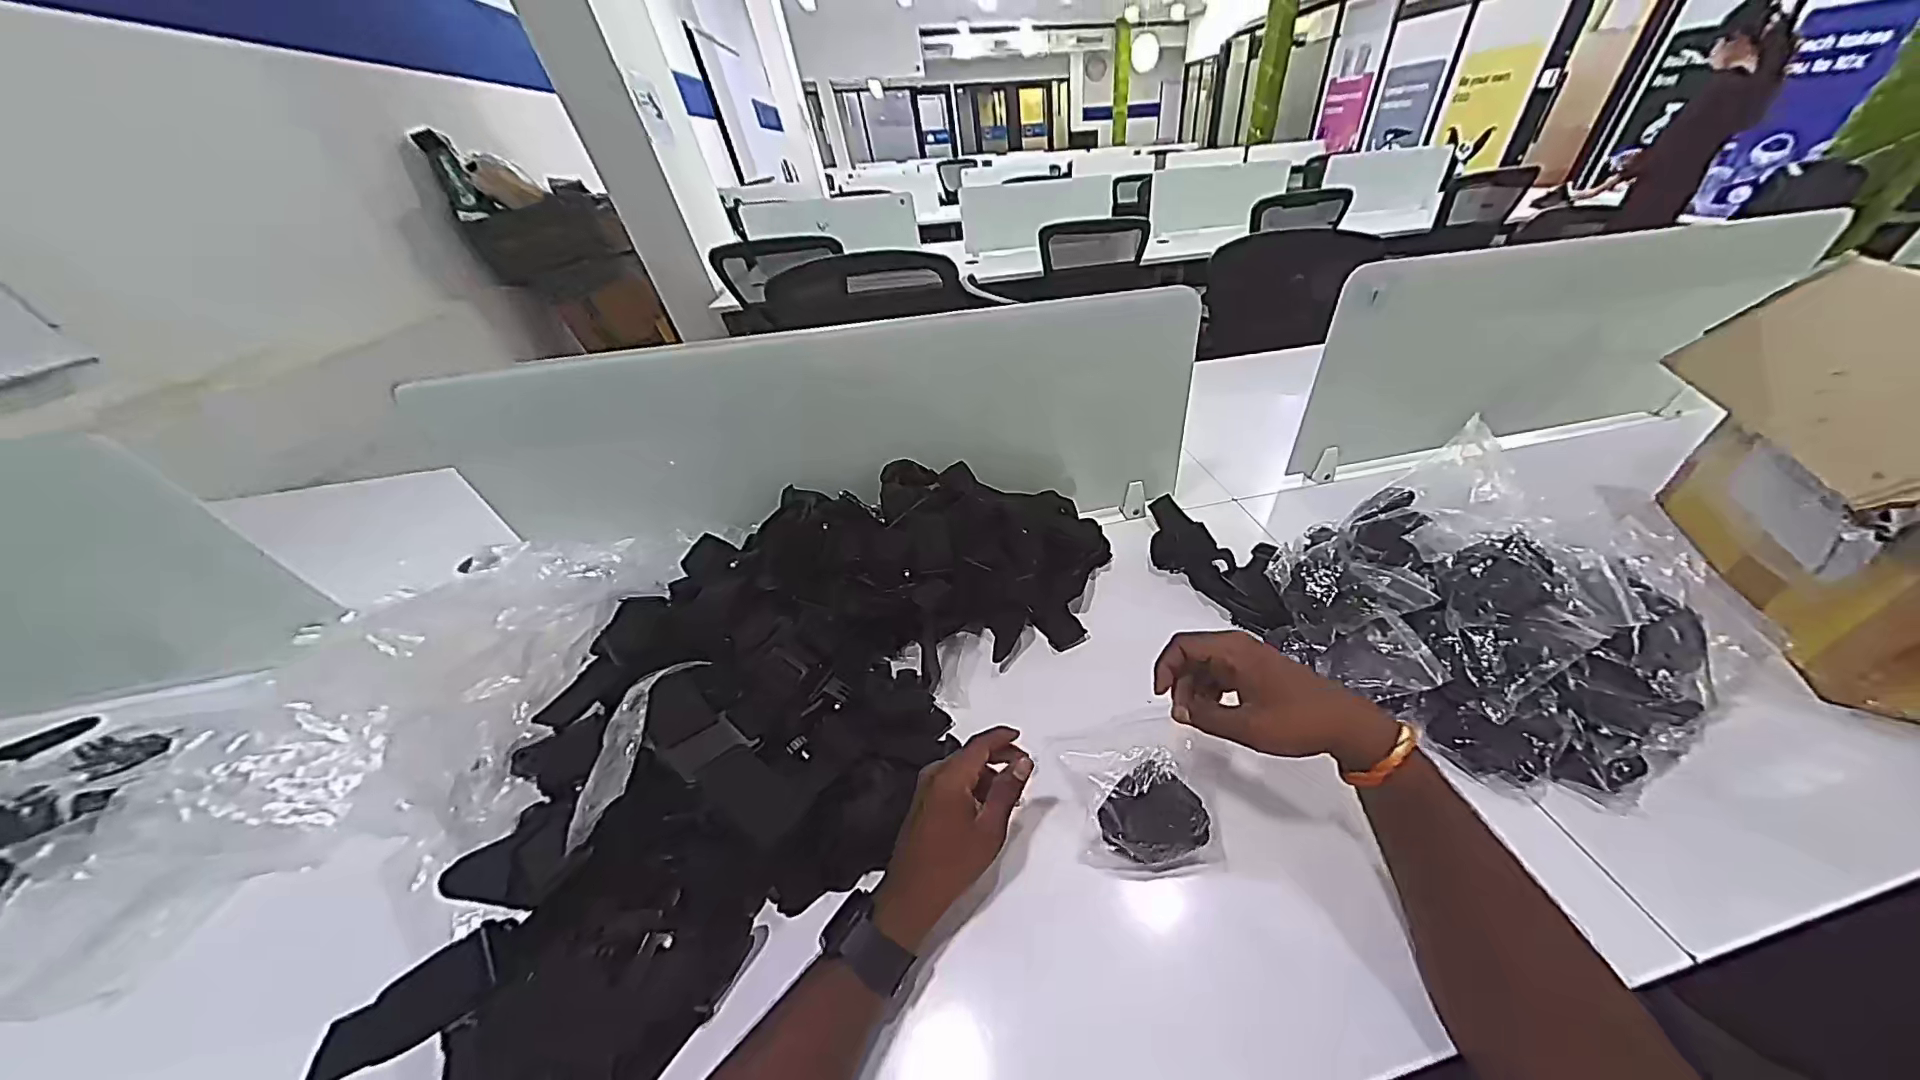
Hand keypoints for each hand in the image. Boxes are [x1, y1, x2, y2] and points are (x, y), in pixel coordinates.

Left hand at [872, 726, 1032, 950]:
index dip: (1002, 738)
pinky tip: (986, 805)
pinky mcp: (922, 802)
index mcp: (950, 776)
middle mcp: (934, 776)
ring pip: (961, 769)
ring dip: (986, 774)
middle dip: (998, 756)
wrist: (914, 893)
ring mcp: (925, 788)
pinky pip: (951, 782)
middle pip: (970, 754)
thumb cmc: (951, 864)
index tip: (1018, 736)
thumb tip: (1022, 764)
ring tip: (1008, 793)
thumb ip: (1008, 790)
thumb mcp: (990, 826)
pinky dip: (971, 785)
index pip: (980, 744)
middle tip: (1021, 767)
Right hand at [1154, 630, 1399, 772]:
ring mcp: (1250, 659)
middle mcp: (1241, 648)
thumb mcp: (1244, 725)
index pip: (1182, 646)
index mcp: (1234, 651)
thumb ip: (1205, 716)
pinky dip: (1211, 691)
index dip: (1165, 668)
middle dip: (1180, 682)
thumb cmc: (1305, 719)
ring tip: (1200, 715)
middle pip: (1192, 654)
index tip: (1162, 692)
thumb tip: (1182, 711)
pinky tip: (1217, 712)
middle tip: (1182, 710)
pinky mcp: (1258, 671)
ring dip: (1195, 688)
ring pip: (1206, 665)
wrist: (1346, 725)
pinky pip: (1222, 673)